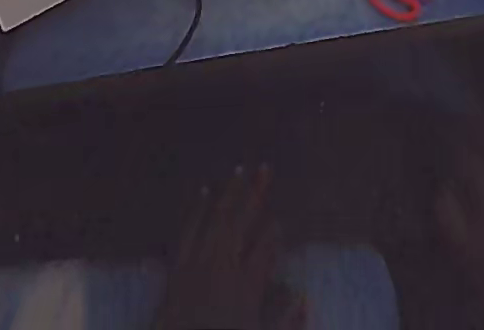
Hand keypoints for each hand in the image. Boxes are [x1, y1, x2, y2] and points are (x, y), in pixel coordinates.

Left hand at [155, 165, 301, 329]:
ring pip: (217, 217)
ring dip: (229, 192)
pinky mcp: (179, 263)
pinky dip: (198, 207)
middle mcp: (224, 265)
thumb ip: (285, 322)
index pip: (265, 249)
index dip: (274, 233)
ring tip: (239, 169)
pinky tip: (204, 190)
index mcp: (247, 286)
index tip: (280, 220)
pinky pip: (189, 228)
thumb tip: (305, 299)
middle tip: (264, 168)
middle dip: (255, 193)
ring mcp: (199, 260)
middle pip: (242, 221)